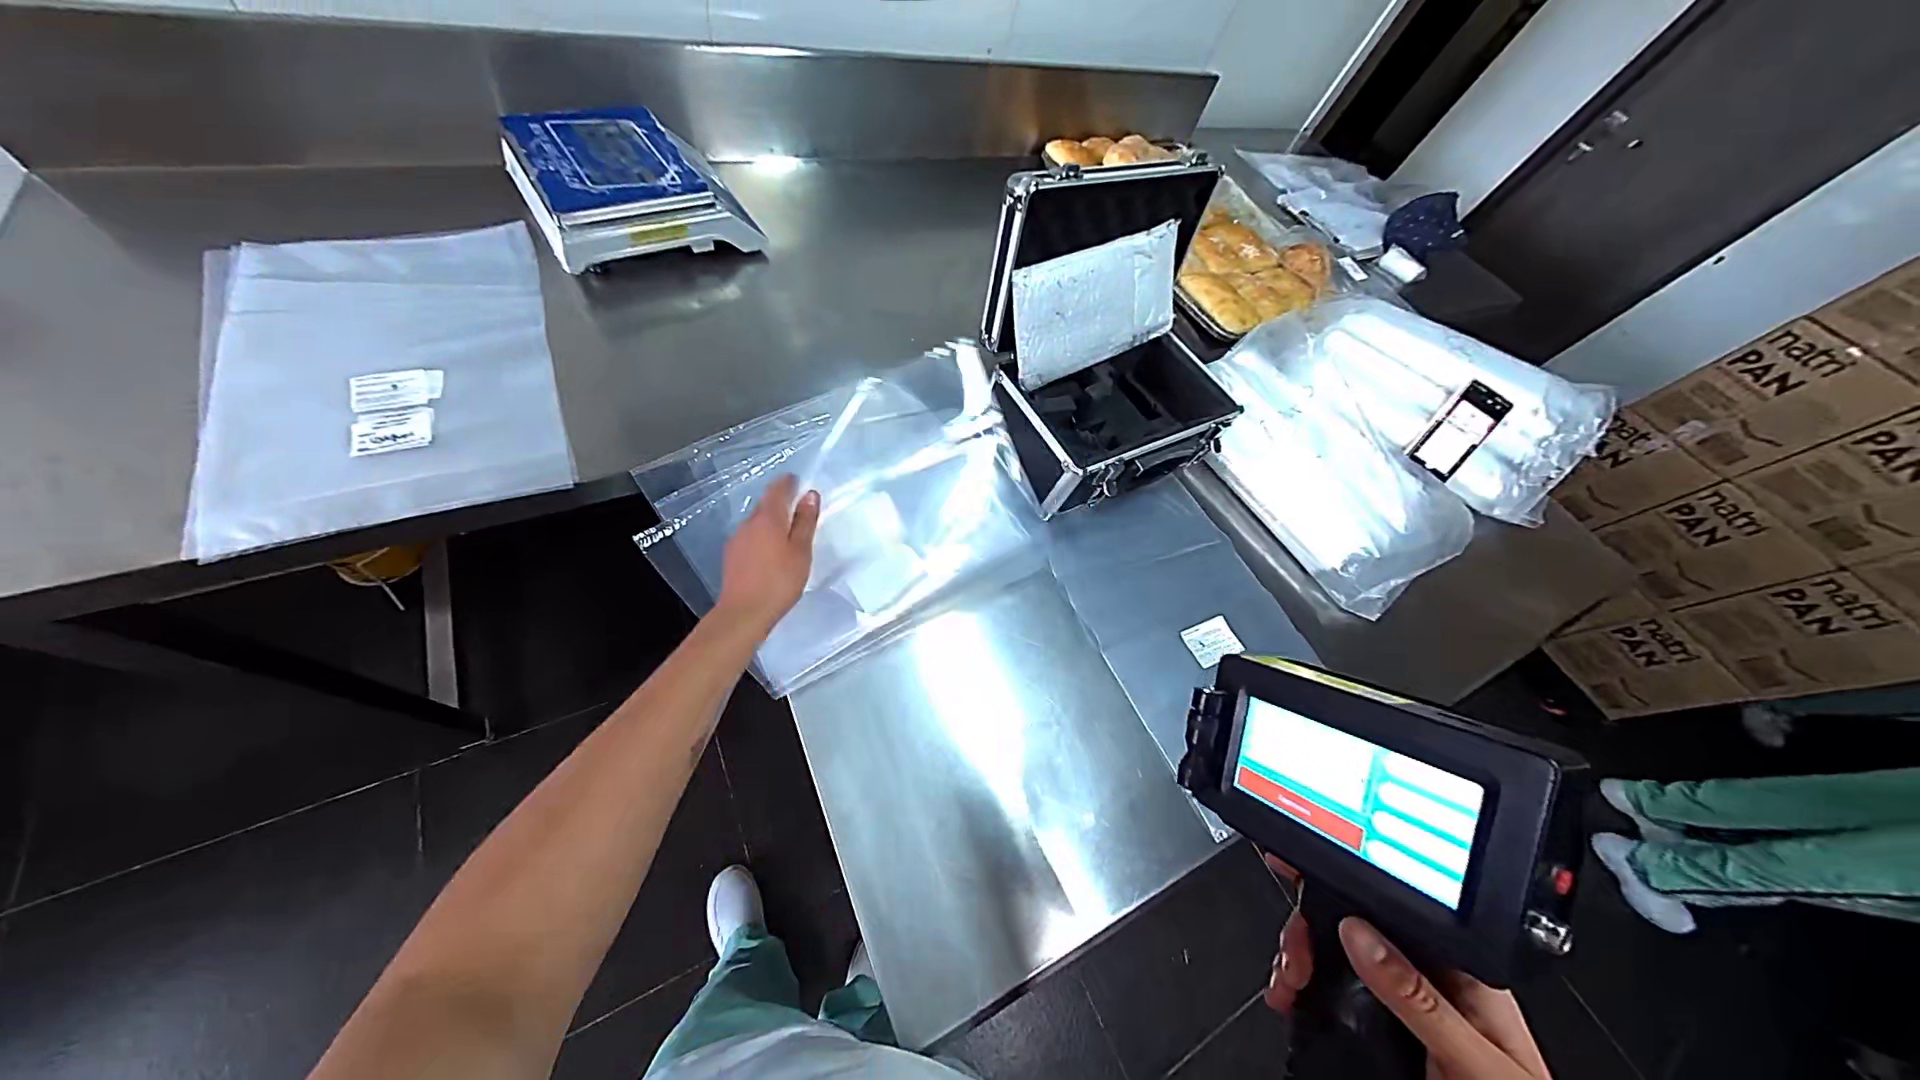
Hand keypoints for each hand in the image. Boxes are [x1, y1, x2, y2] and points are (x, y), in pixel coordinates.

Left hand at [716, 474, 820, 633]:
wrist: (744, 612)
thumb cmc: (779, 581)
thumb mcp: (801, 551)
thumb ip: (805, 522)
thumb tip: (810, 495)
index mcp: (768, 518)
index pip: (777, 490)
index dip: (788, 483)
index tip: (798, 481)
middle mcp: (748, 523)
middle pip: (765, 505)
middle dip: (780, 503)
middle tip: (798, 510)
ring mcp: (737, 539)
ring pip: (756, 523)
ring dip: (771, 522)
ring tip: (787, 535)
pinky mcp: (731, 556)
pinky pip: (750, 537)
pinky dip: (762, 537)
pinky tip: (770, 553)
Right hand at [1261, 854, 1551, 1079]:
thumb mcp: (1476, 1063)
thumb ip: (1418, 998)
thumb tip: (1359, 931)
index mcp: (1461, 973)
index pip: (1393, 908)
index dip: (1344, 888)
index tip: (1301, 876)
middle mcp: (1428, 982)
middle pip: (1351, 926)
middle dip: (1309, 932)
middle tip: (1295, 959)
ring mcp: (1401, 1007)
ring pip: (1332, 956)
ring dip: (1299, 959)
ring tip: (1289, 983)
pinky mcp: (1376, 1032)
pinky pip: (1327, 991)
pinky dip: (1299, 987)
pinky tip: (1290, 995)